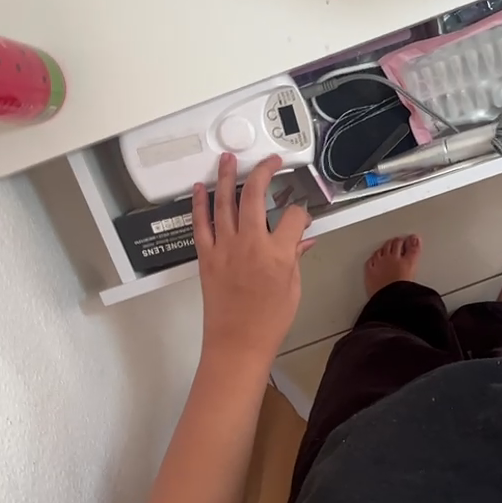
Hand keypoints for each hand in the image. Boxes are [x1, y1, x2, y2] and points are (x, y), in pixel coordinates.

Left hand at [191, 153, 311, 365]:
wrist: (238, 342)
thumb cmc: (269, 321)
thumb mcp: (293, 288)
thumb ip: (295, 258)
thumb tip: (302, 240)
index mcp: (278, 254)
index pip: (294, 217)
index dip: (302, 213)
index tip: (302, 218)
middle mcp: (251, 244)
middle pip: (255, 195)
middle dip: (263, 172)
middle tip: (268, 162)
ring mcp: (225, 248)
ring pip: (224, 202)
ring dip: (227, 177)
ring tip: (229, 159)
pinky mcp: (207, 256)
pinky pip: (200, 224)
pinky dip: (199, 204)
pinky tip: (199, 188)